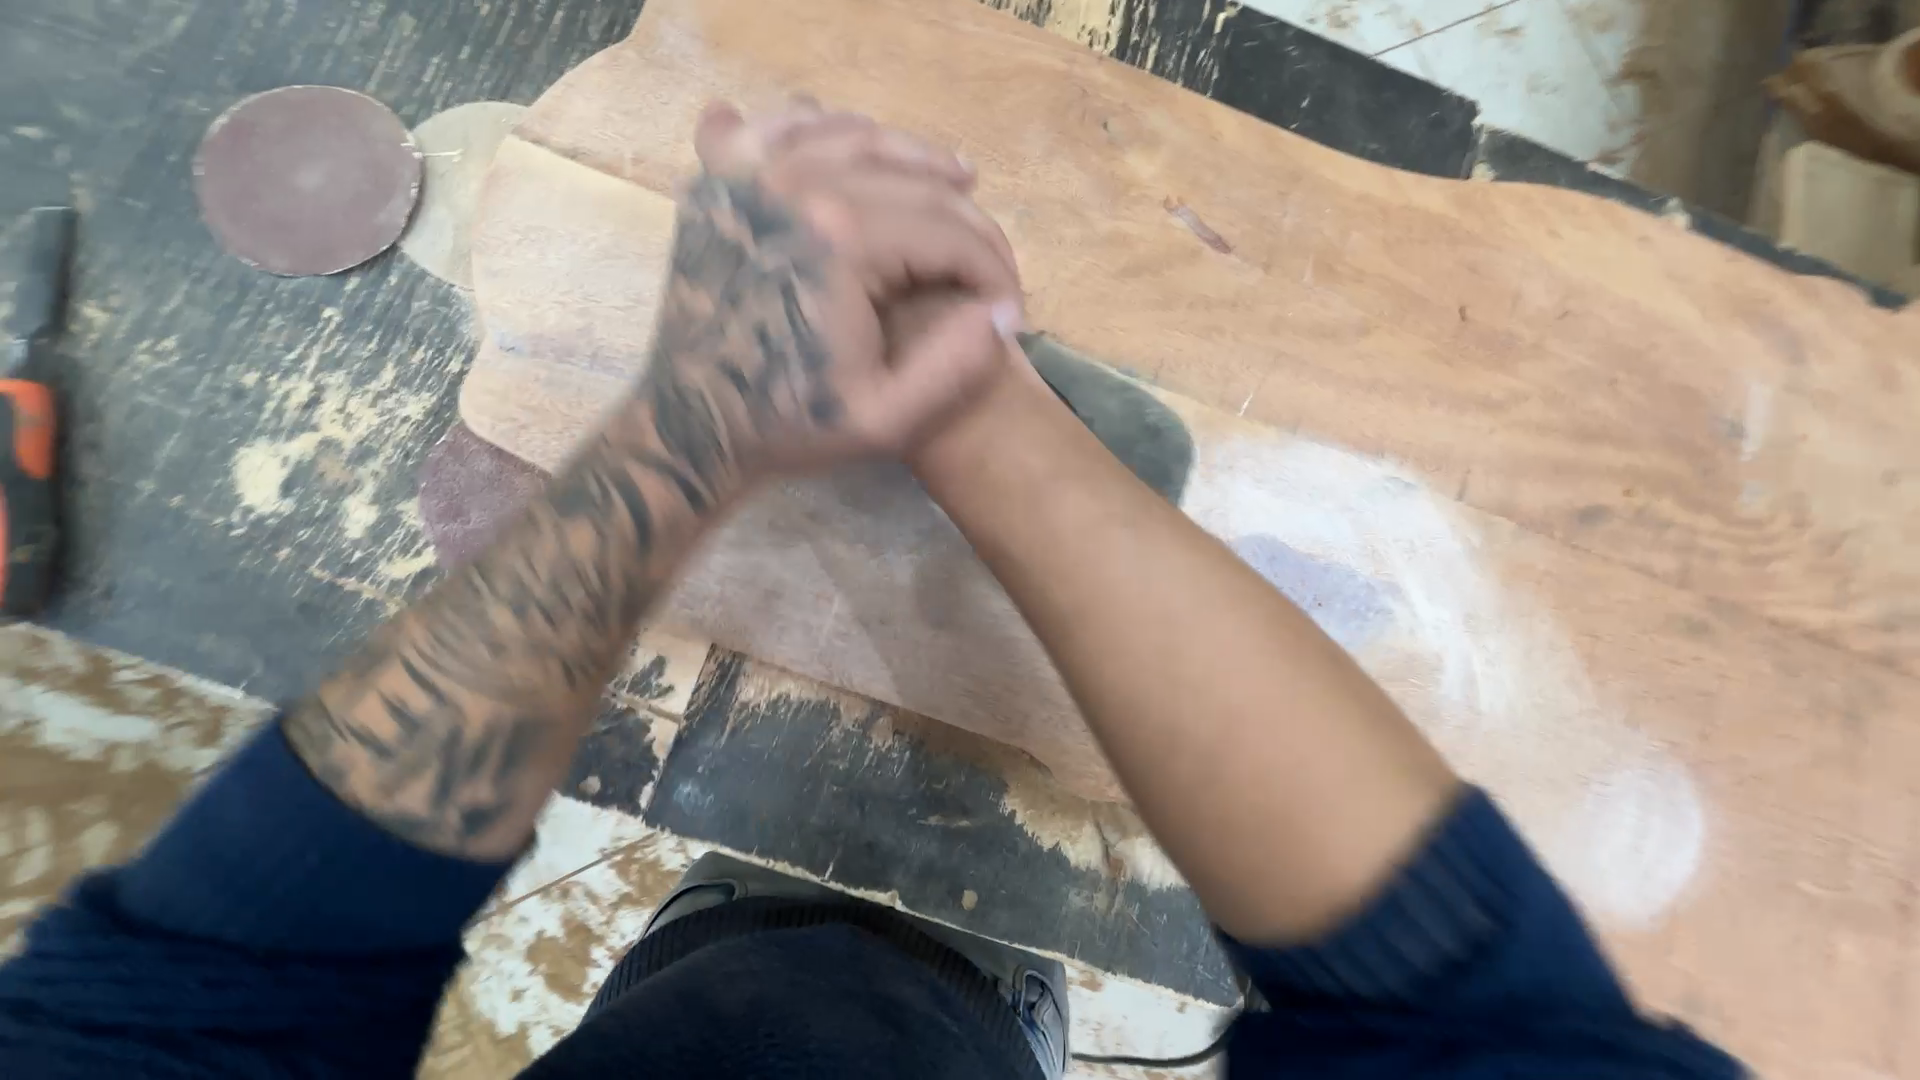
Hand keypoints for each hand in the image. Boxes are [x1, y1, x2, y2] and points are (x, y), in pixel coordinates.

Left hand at [639, 99, 1025, 484]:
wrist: (694, 423)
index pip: (951, 233)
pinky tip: (866, 147)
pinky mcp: (726, 180)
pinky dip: (838, 129)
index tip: (1010, 310)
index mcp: (844, 240)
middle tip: (990, 267)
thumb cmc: (791, 424)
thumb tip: (1005, 313)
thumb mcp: (887, 420)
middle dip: (971, 225)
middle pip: (917, 181)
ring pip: (864, 139)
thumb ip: (956, 367)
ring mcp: (756, 173)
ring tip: (957, 183)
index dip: (995, 272)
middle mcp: (801, 183)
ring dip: (920, 163)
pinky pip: (793, 127)